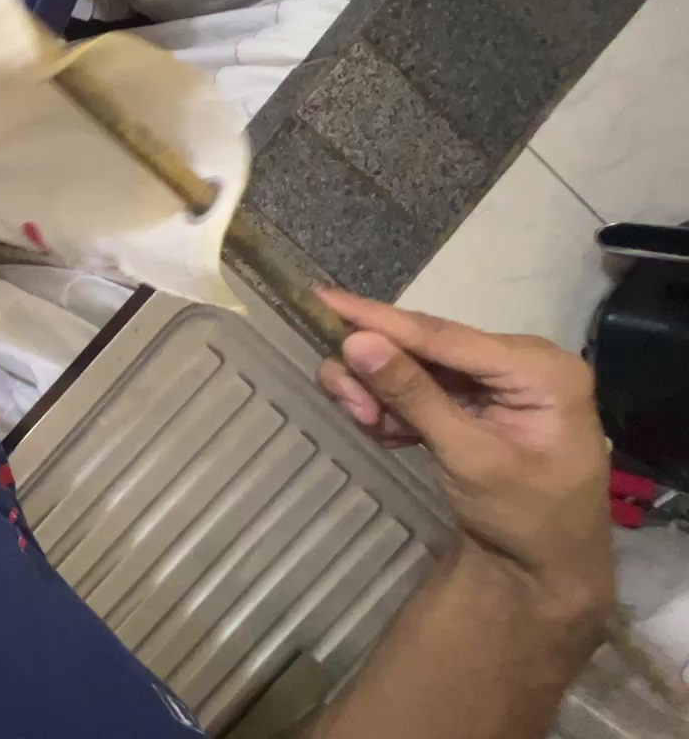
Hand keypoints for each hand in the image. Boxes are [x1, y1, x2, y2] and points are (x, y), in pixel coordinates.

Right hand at [313, 289, 613, 622]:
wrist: (541, 563)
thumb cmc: (526, 514)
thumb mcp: (469, 457)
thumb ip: (412, 395)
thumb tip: (355, 341)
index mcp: (538, 369)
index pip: (439, 335)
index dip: (375, 318)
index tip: (320, 297)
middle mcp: (512, 360)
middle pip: (413, 344)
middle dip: (372, 373)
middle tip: (354, 409)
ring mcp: (486, 375)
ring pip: (398, 362)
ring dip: (375, 393)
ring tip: (375, 427)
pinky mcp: (462, 391)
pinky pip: (401, 381)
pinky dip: (385, 406)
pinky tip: (393, 433)